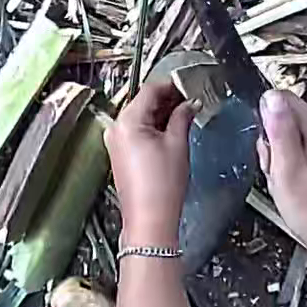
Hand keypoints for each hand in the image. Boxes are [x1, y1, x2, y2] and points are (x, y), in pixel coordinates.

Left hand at [108, 80, 193, 246]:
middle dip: (167, 100)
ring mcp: (116, 141)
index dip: (171, 86)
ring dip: (161, 113)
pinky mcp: (120, 153)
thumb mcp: (177, 144)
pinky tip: (171, 129)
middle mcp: (117, 128)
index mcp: (127, 121)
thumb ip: (183, 116)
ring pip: (141, 116)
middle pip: (143, 102)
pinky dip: (154, 126)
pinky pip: (137, 130)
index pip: (150, 90)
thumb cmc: (161, 186)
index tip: (187, 85)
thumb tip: (190, 103)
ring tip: (185, 114)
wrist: (150, 220)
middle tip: (190, 99)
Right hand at [258, 90, 306, 260]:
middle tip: (277, 168)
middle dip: (274, 142)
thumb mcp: (287, 168)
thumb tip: (270, 97)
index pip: (284, 99)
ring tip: (286, 181)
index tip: (267, 144)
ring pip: (292, 137)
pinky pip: (302, 153)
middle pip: (287, 119)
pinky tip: (294, 187)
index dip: (266, 120)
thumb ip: (278, 130)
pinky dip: (293, 168)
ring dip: (281, 157)